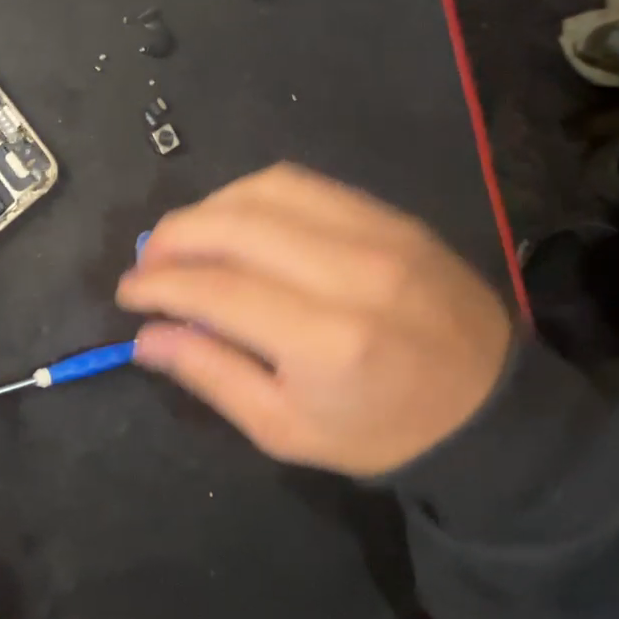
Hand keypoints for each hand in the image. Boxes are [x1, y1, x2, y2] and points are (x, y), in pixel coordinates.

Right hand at [116, 163, 513, 476]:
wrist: (491, 415)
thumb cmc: (377, 433)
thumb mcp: (282, 428)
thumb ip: (210, 374)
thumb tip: (144, 336)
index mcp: (325, 341)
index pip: (214, 289)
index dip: (156, 285)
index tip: (127, 294)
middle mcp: (352, 273)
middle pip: (235, 225)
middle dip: (172, 237)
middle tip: (145, 262)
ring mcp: (380, 235)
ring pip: (267, 191)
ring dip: (208, 209)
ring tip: (185, 240)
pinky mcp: (394, 218)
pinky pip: (305, 185)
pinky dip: (252, 197)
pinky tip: (234, 224)